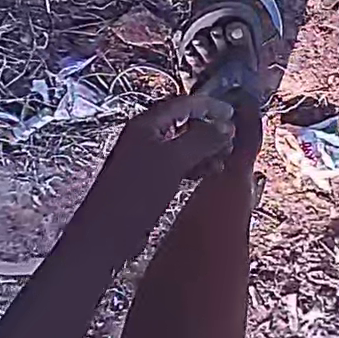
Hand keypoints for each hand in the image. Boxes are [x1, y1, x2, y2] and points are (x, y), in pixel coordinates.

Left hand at [111, 94, 235, 182]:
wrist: (105, 234)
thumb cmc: (137, 193)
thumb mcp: (174, 160)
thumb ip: (202, 139)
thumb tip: (227, 126)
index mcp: (148, 124)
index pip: (184, 104)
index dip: (210, 106)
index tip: (233, 114)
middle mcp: (146, 136)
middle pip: (184, 123)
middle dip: (209, 129)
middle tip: (230, 142)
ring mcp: (146, 157)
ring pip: (183, 145)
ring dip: (205, 150)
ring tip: (223, 161)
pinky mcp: (149, 178)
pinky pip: (178, 163)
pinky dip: (195, 165)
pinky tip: (207, 174)